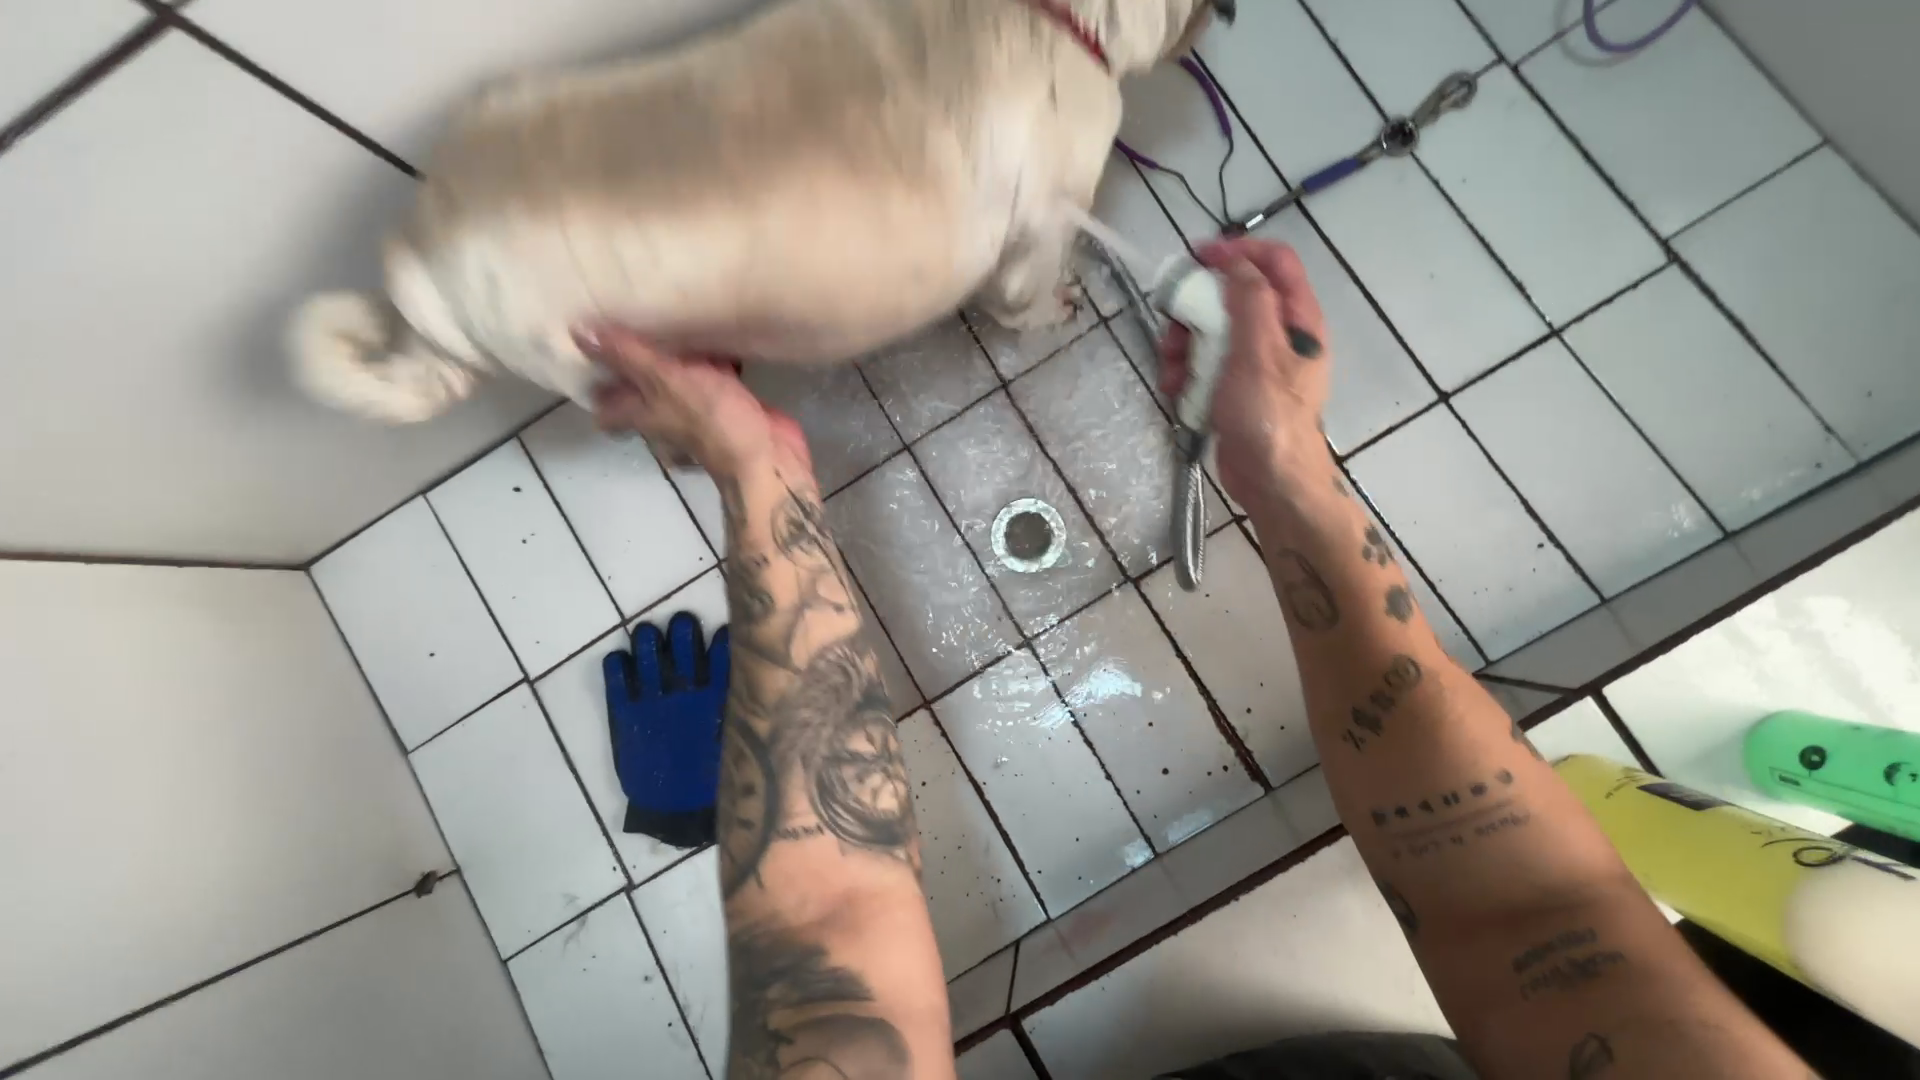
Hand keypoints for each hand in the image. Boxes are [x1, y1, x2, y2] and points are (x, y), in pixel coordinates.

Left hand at [575, 325, 809, 480]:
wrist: (767, 453)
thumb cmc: (713, 419)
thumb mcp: (666, 380)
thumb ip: (628, 355)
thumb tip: (577, 331)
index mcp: (642, 414)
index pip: (605, 409)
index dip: (595, 386)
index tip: (587, 352)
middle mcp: (665, 414)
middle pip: (640, 390)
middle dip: (634, 363)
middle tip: (625, 319)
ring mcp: (699, 409)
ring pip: (677, 379)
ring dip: (674, 356)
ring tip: (665, 314)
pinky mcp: (730, 402)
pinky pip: (713, 374)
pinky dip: (712, 356)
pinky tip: (714, 327)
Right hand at [1157, 238, 1332, 510]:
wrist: (1271, 480)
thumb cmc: (1269, 415)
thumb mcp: (1258, 351)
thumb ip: (1248, 300)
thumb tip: (1233, 262)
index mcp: (1297, 318)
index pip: (1273, 262)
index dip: (1237, 251)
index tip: (1197, 256)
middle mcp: (1278, 335)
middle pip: (1232, 297)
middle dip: (1196, 309)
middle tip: (1171, 324)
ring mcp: (1254, 363)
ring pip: (1212, 332)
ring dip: (1183, 345)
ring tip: (1170, 370)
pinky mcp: (1234, 388)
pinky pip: (1205, 365)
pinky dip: (1186, 372)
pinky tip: (1174, 389)